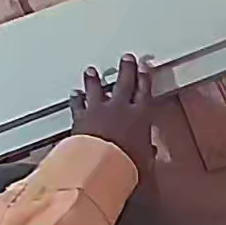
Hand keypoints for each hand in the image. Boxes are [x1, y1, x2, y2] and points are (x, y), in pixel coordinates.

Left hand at [69, 54, 156, 177]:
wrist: (100, 166)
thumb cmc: (126, 165)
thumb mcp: (145, 161)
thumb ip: (147, 153)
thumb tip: (150, 152)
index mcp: (140, 116)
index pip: (144, 92)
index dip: (145, 78)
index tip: (144, 67)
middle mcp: (119, 108)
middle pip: (124, 83)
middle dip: (126, 69)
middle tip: (126, 58)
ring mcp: (98, 110)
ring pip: (96, 89)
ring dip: (95, 79)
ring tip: (92, 70)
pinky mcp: (81, 118)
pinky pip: (78, 104)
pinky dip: (76, 98)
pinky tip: (74, 93)